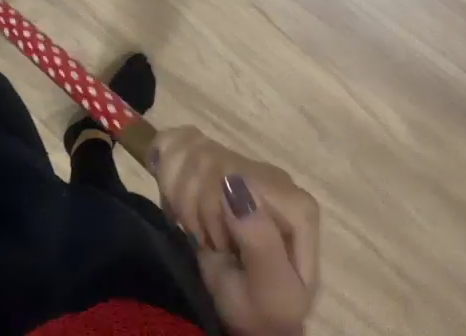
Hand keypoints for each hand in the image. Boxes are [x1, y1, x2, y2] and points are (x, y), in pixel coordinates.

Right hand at [152, 126, 319, 335]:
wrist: (242, 314)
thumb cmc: (260, 309)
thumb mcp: (269, 290)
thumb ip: (260, 242)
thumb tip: (236, 187)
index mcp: (296, 205)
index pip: (238, 179)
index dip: (218, 215)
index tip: (223, 247)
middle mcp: (273, 178)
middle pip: (211, 165)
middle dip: (198, 212)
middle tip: (211, 245)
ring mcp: (244, 168)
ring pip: (189, 158)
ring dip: (183, 203)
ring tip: (199, 232)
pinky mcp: (218, 164)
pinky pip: (176, 151)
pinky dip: (169, 184)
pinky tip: (184, 210)